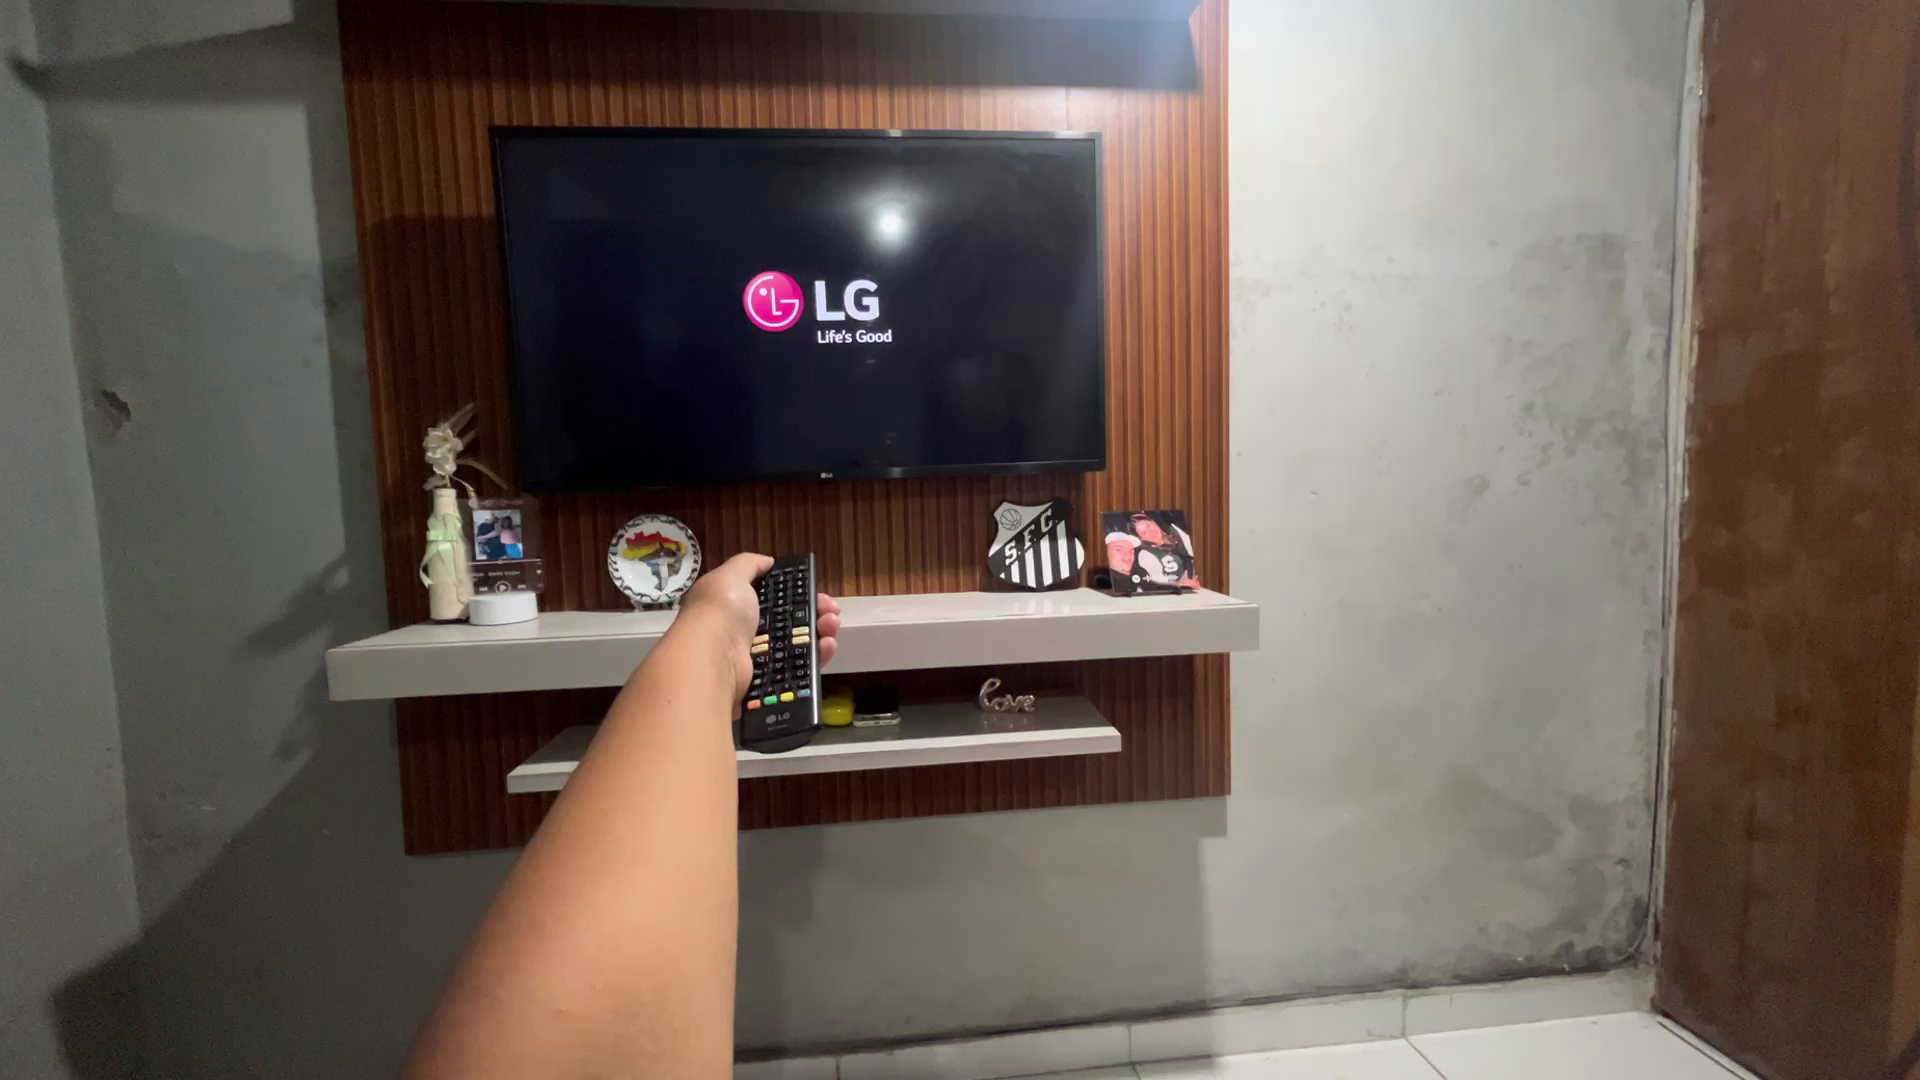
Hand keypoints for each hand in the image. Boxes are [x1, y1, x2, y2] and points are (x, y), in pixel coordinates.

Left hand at [677, 553, 841, 699]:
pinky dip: (817, 656)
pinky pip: (799, 668)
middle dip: (815, 612)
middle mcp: (747, 632)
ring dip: (820, 632)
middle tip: (831, 611)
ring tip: (832, 625)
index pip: (773, 598)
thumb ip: (749, 564)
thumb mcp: (730, 576)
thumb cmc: (720, 612)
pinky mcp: (769, 680)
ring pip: (798, 644)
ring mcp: (758, 657)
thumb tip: (768, 561)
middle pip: (790, 620)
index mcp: (736, 606)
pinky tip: (828, 645)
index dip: (797, 593)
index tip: (817, 592)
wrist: (710, 661)